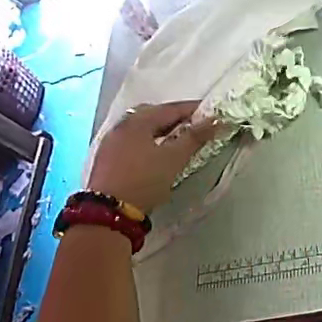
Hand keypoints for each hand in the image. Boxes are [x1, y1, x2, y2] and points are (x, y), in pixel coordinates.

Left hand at [86, 101, 220, 213]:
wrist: (109, 213)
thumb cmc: (144, 181)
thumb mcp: (174, 159)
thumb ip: (194, 137)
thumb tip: (215, 120)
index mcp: (138, 121)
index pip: (171, 109)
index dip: (193, 109)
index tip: (212, 113)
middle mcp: (122, 126)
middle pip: (153, 114)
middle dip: (175, 117)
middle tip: (195, 125)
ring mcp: (111, 141)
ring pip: (141, 127)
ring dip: (160, 129)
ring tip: (178, 139)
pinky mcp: (107, 157)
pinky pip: (133, 140)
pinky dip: (148, 140)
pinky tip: (156, 152)